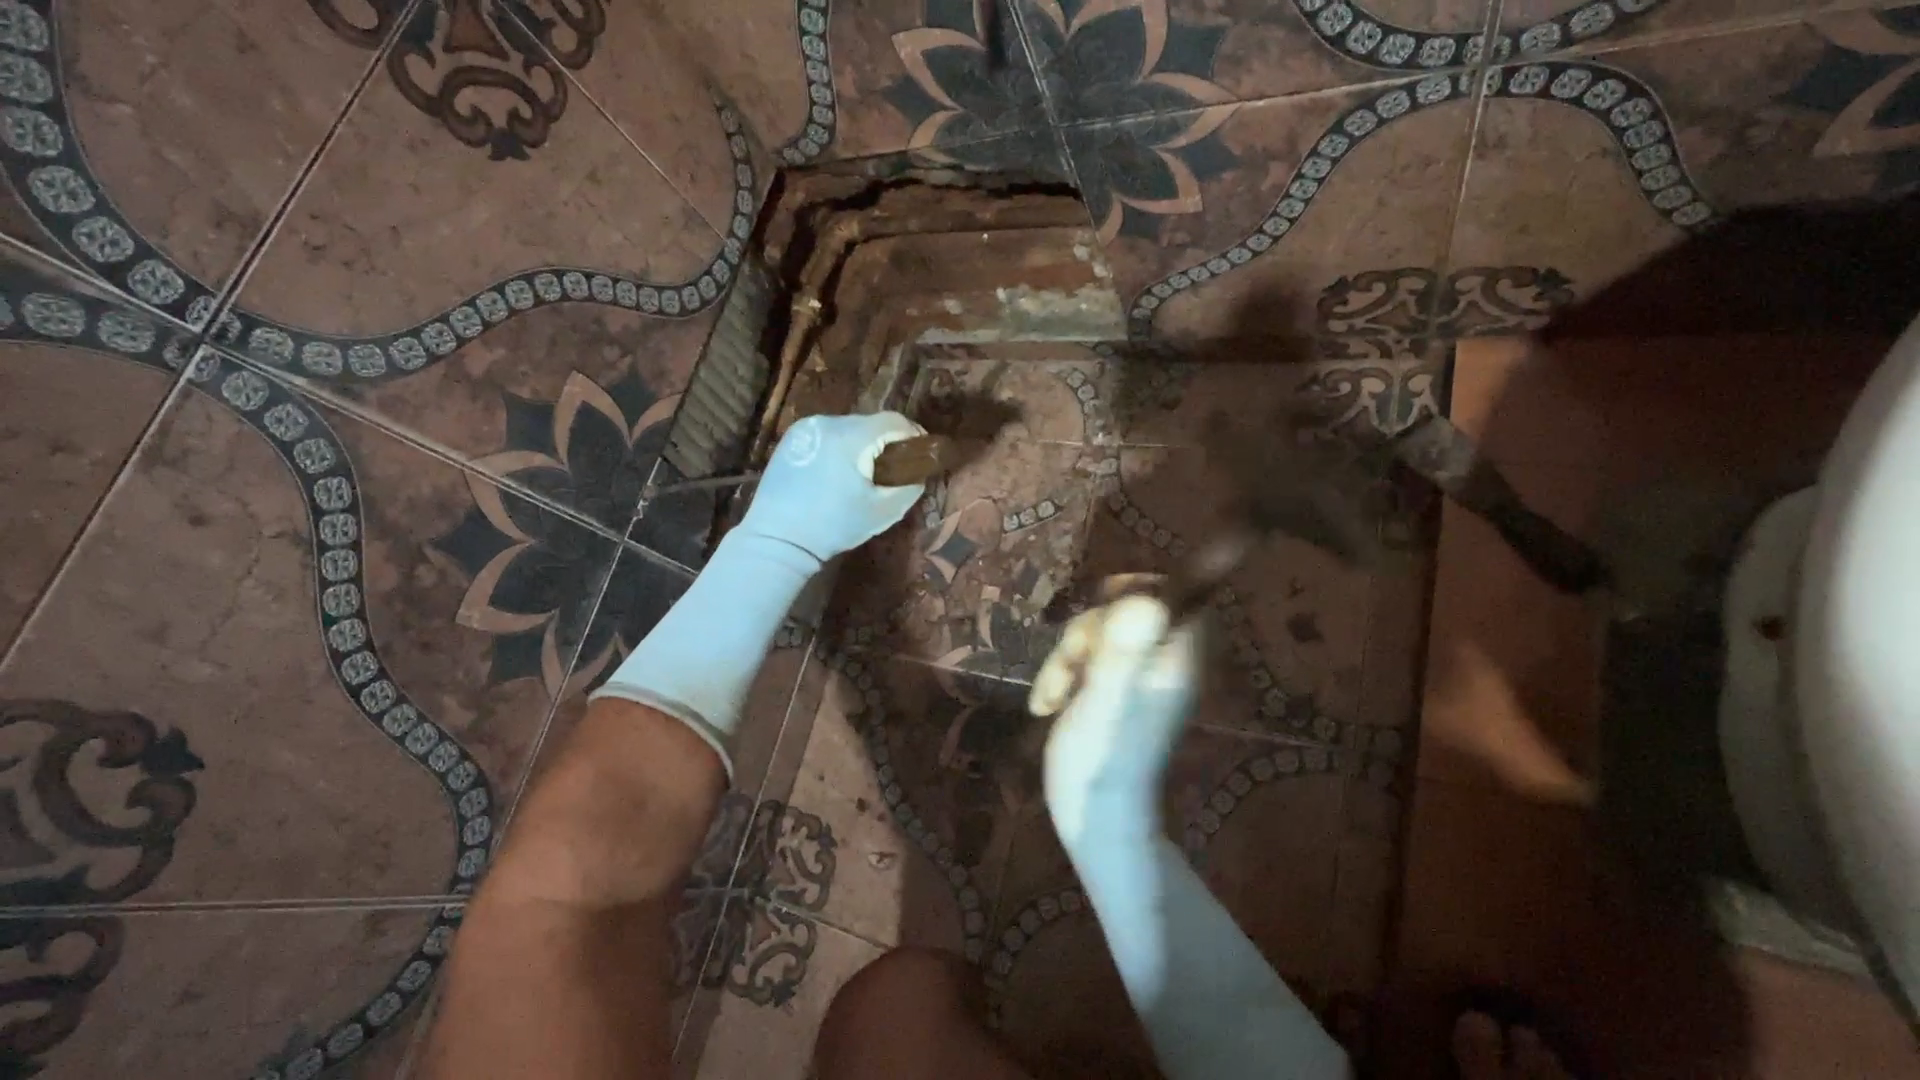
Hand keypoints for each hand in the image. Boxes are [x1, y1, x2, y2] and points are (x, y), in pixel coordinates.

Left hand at [740, 411, 928, 562]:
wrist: (778, 540)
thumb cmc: (833, 526)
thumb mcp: (882, 512)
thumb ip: (909, 487)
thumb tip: (919, 475)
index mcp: (851, 437)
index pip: (894, 421)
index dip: (913, 434)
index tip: (920, 453)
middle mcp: (827, 423)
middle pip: (869, 423)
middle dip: (885, 442)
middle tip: (893, 468)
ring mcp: (805, 429)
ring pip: (846, 428)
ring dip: (860, 444)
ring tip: (862, 472)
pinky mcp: (791, 440)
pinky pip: (825, 435)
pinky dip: (837, 447)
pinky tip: (835, 472)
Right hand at [1029, 594, 1201, 843]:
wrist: (1091, 820)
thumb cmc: (1103, 763)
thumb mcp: (1108, 701)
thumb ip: (1125, 650)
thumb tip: (1145, 598)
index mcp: (1173, 662)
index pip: (1181, 599)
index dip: (1146, 587)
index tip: (1107, 596)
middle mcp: (1158, 666)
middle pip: (1129, 613)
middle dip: (1090, 628)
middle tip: (1076, 659)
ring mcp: (1131, 680)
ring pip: (1098, 637)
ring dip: (1067, 656)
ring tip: (1054, 695)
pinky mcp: (1106, 694)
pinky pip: (1083, 663)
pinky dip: (1061, 676)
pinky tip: (1046, 706)